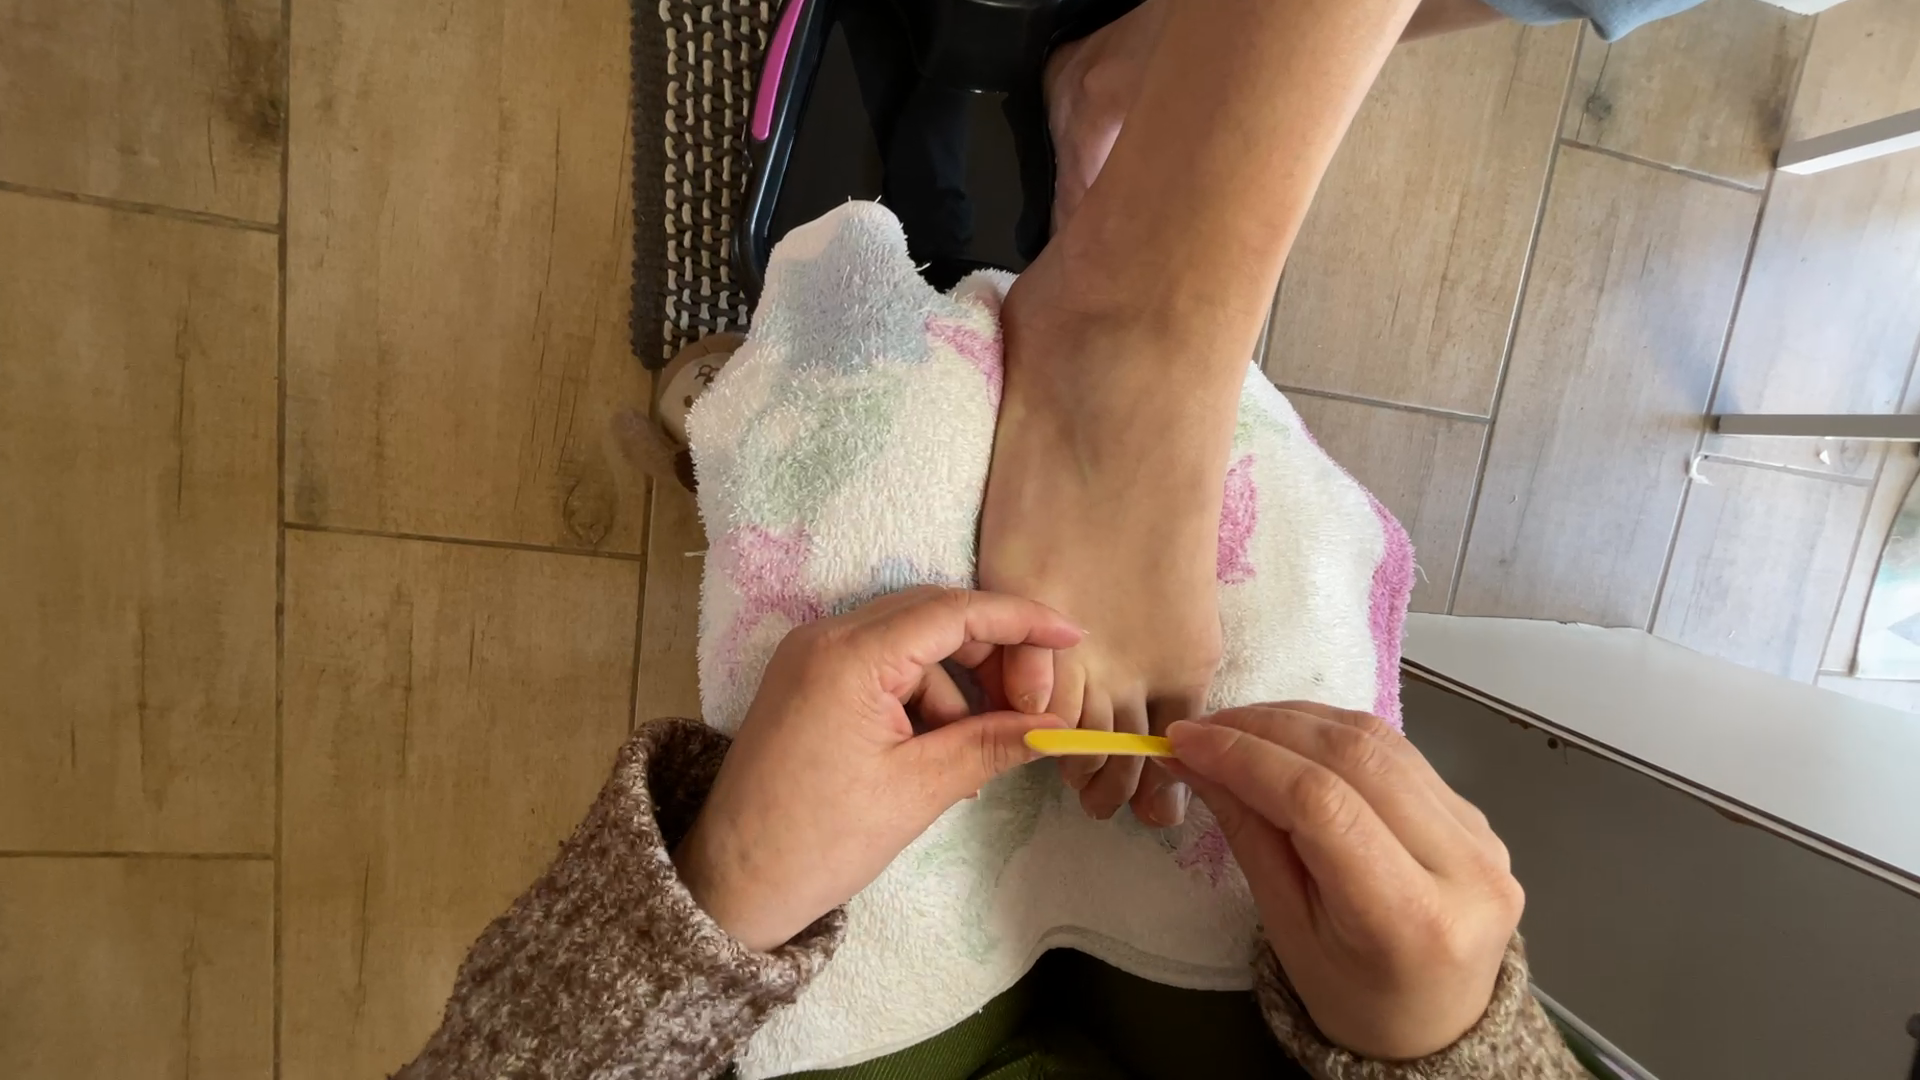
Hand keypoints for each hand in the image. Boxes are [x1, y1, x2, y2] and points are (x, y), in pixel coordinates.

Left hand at [673, 587, 1083, 950]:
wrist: (731, 883)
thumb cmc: (821, 841)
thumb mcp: (917, 790)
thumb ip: (992, 743)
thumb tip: (1056, 726)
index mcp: (850, 656)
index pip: (954, 612)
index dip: (1020, 619)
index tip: (1071, 635)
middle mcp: (827, 634)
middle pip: (935, 617)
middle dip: (990, 656)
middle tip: (1028, 707)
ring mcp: (814, 651)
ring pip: (914, 644)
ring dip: (954, 689)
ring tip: (967, 757)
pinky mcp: (811, 673)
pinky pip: (885, 664)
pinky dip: (921, 698)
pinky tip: (931, 750)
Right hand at [1166, 703, 1522, 1060]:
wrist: (1433, 1022)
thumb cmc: (1346, 988)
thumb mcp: (1282, 922)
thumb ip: (1244, 828)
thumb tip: (1190, 755)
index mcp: (1411, 918)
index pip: (1319, 804)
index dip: (1245, 758)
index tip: (1184, 740)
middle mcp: (1464, 866)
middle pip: (1352, 756)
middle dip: (1263, 728)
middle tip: (1202, 726)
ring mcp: (1478, 832)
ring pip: (1374, 737)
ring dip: (1292, 718)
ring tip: (1235, 726)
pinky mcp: (1473, 811)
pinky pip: (1391, 746)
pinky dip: (1326, 728)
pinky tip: (1285, 735)